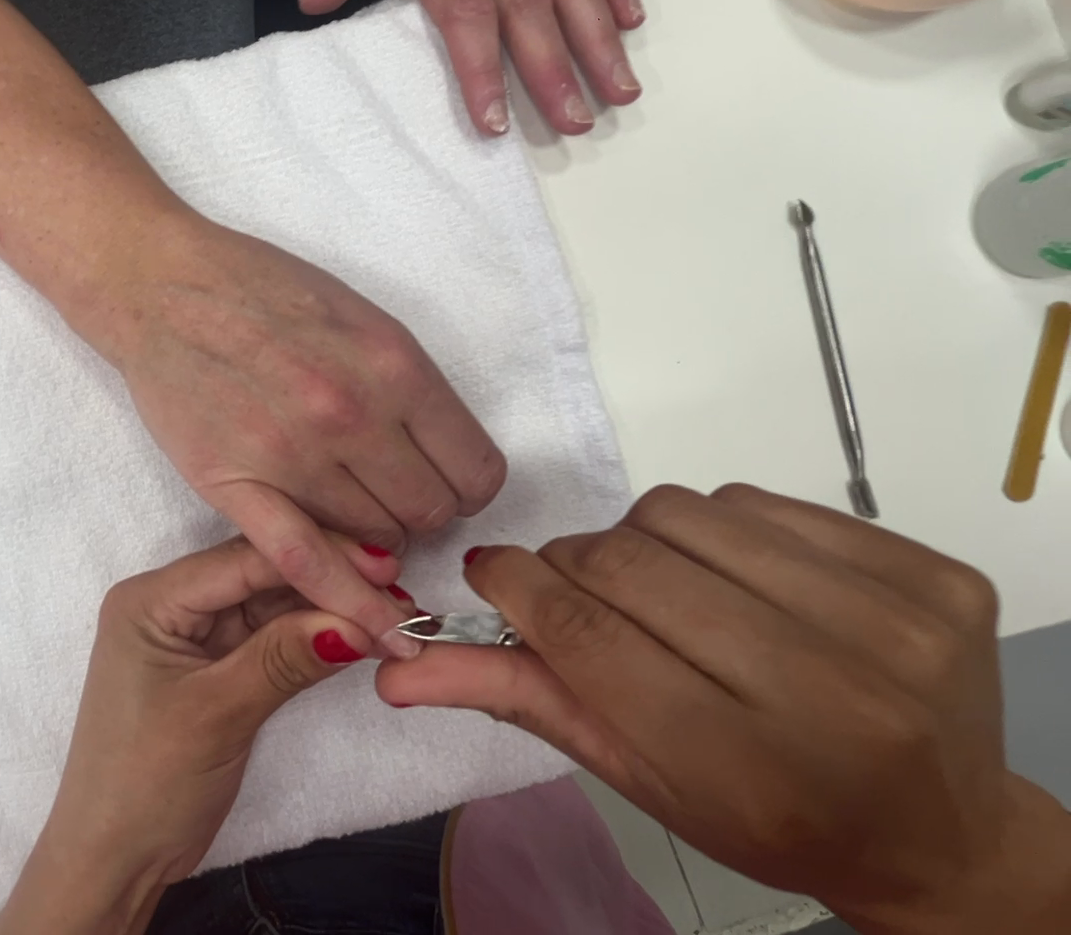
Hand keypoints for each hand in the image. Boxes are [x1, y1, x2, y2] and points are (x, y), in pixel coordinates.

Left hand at [0, 538, 377, 934]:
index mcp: (151, 598)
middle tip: (400, 591)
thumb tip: (360, 620)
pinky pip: (266, 636)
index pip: (241, 560)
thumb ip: (283, 658)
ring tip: (395, 612)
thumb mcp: (217, 714)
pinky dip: (309, 638)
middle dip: (326, 584)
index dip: (313, 561)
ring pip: (267, 605)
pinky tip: (356, 634)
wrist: (115, 856)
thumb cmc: (149, 780)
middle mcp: (170, 602)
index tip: (384, 570)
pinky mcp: (212, 662)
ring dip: (325, 610)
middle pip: (256, 575)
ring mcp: (192, 632)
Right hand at [81, 220, 504, 658]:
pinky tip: (379, 629)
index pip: (475, 470)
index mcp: (393, 364)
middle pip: (428, 514)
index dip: (466, 487)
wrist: (160, 289)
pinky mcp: (234, 486)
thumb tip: (436, 457)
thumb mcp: (357, 312)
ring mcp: (291, 456)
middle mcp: (352, 415)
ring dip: (375, 540)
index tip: (445, 485)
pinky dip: (348, 604)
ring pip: (374, 543)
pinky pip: (304, 562)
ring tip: (348, 510)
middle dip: (421, 515)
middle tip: (391, 497)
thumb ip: (406, 385)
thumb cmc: (258, 288)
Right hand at [376, 485, 1070, 934]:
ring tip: (661, 587)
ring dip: (639, 541)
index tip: (490, 572)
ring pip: (679, 514)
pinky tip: (732, 576)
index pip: (582, 633)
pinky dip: (714, 527)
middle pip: (623, 564)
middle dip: (572, 566)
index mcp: (740, 759)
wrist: (937, 830)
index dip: (515, 587)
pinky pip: (754, 499)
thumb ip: (514, 698)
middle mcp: (828, 690)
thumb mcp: (624, 767)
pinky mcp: (933, 576)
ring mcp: (893, 627)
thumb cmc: (754, 812)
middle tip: (579, 594)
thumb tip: (392, 672)